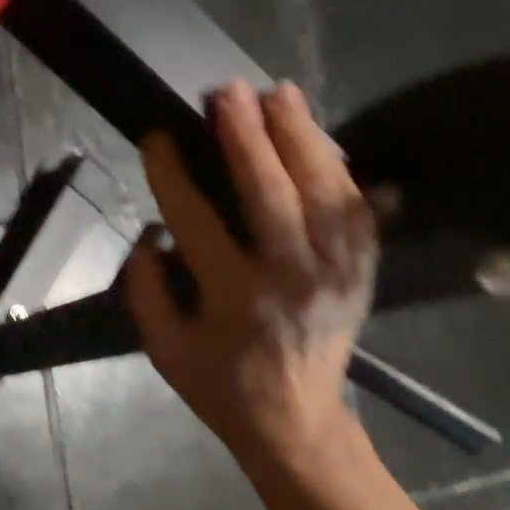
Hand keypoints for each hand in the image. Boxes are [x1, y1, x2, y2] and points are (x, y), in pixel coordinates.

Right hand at [127, 81, 376, 466]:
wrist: (294, 417)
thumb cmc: (220, 385)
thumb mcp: (166, 352)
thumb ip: (147, 293)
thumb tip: (150, 235)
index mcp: (234, 298)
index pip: (197, 220)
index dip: (173, 174)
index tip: (157, 138)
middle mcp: (290, 274)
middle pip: (269, 188)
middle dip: (244, 134)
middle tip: (225, 92)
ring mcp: (336, 268)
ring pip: (322, 185)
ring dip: (299, 133)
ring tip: (277, 93)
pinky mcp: (362, 267)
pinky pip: (356, 205)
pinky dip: (338, 167)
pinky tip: (318, 140)